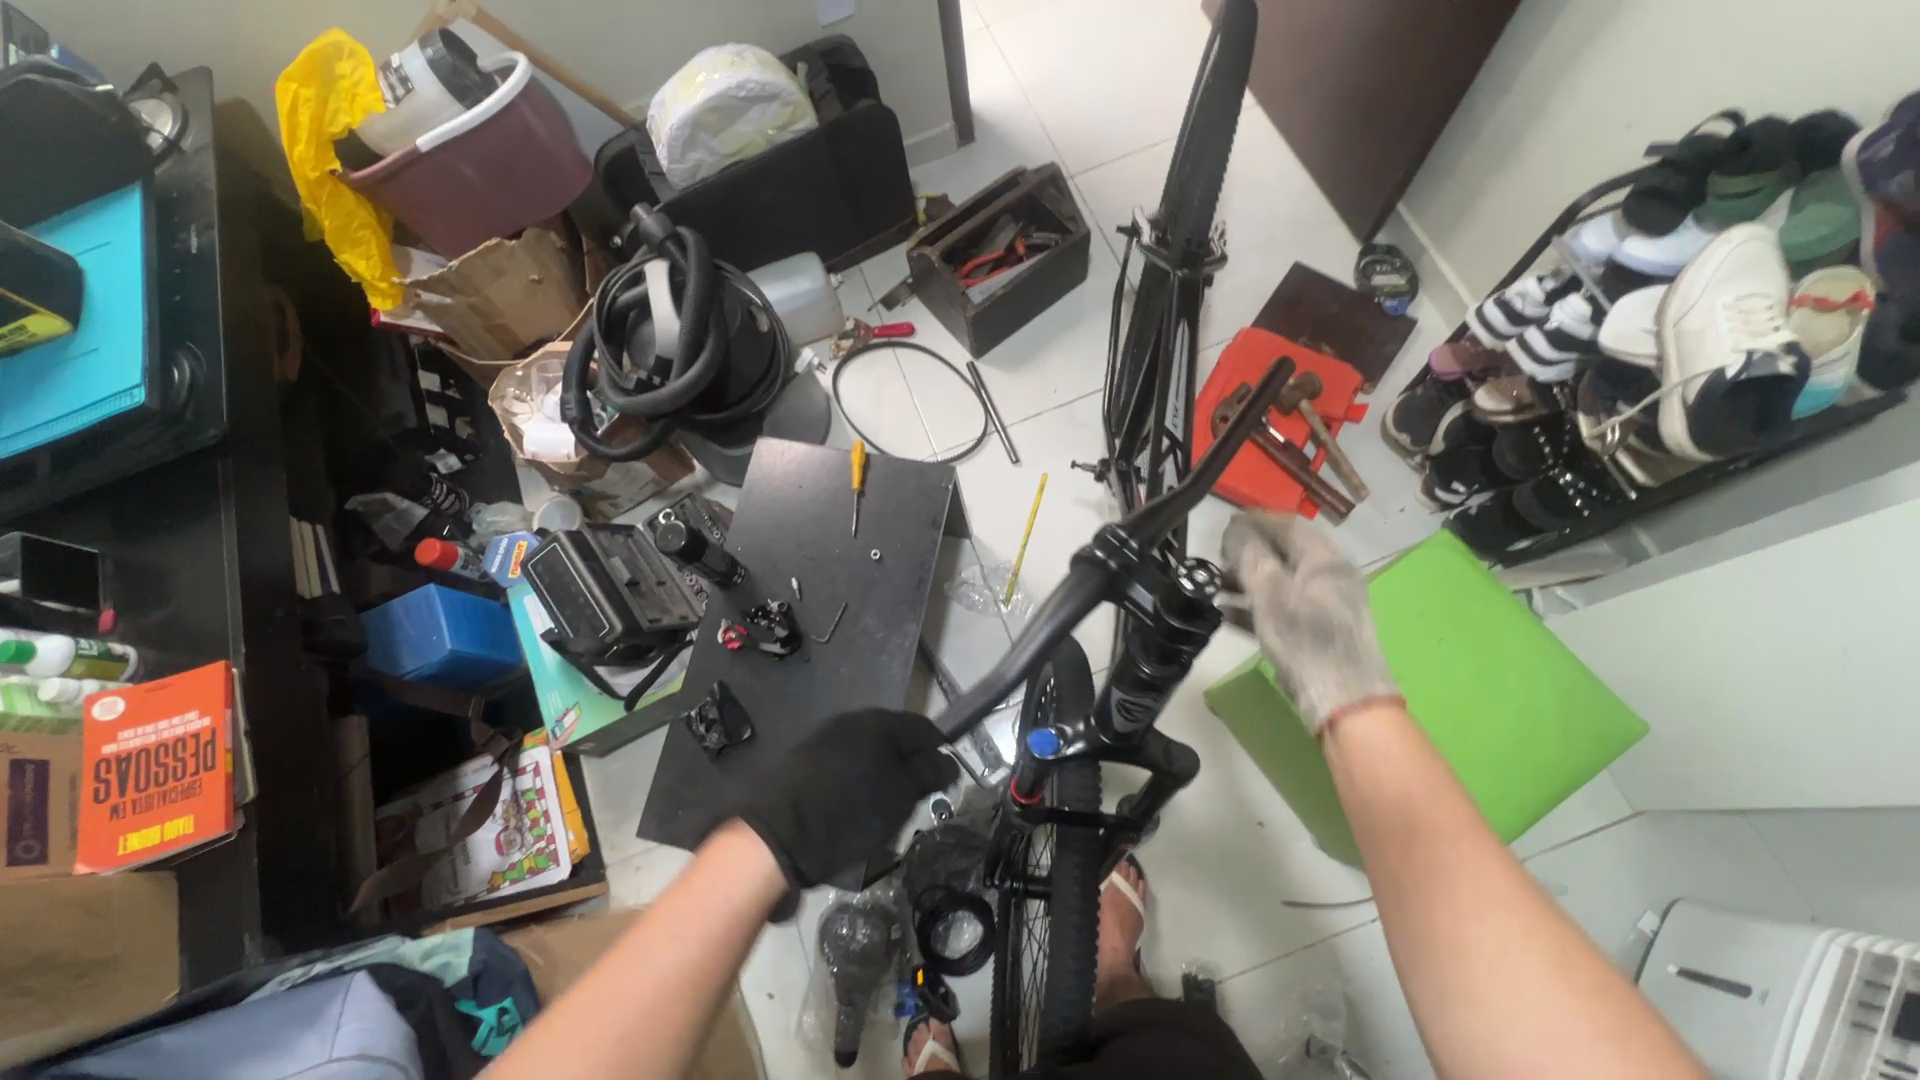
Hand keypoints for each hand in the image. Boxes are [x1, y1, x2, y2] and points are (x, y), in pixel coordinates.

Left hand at [734, 709, 956, 889]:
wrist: (779, 835)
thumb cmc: (849, 814)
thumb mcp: (901, 798)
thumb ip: (929, 774)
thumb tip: (946, 761)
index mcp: (880, 722)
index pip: (923, 728)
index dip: (938, 753)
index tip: (943, 782)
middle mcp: (851, 720)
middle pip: (893, 738)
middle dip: (907, 764)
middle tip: (914, 799)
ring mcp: (823, 737)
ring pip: (866, 751)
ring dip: (880, 773)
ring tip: (882, 808)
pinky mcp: (803, 758)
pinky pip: (842, 764)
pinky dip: (855, 780)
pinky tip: (852, 807)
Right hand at [1222, 512, 1399, 734]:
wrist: (1342, 700)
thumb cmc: (1305, 640)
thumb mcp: (1270, 593)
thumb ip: (1250, 556)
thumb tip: (1233, 529)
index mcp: (1325, 560)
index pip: (1288, 524)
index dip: (1254, 521)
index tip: (1222, 526)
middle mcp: (1330, 577)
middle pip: (1284, 553)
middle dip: (1247, 553)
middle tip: (1216, 560)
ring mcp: (1326, 605)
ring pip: (1281, 581)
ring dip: (1247, 580)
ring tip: (1215, 587)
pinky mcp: (1317, 631)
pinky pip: (1282, 607)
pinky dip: (1256, 605)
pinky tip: (1228, 614)